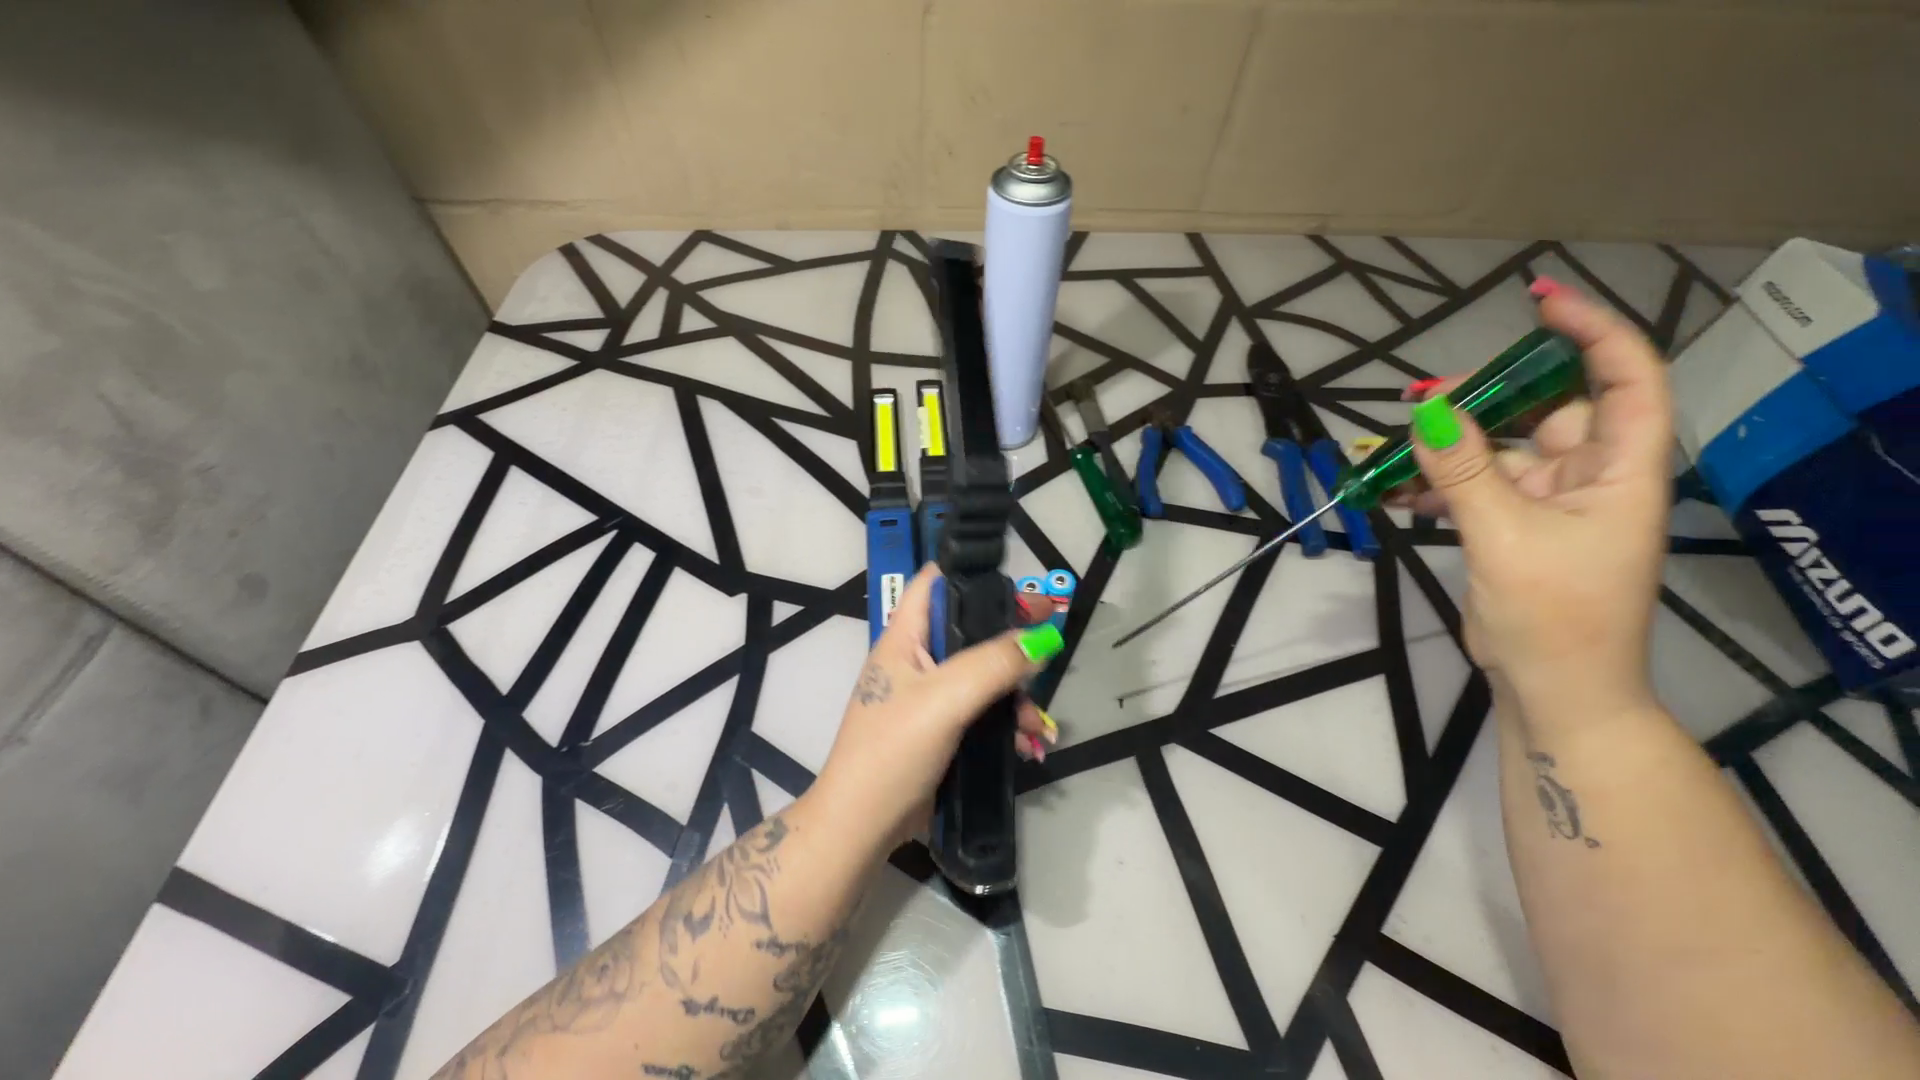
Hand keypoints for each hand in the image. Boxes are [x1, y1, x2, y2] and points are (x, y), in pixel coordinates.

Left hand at [811, 565, 1062, 848]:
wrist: (863, 827)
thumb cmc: (893, 752)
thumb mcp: (945, 699)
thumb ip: (994, 664)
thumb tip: (1042, 639)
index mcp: (904, 640)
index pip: (935, 584)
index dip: (975, 577)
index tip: (1021, 589)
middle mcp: (916, 663)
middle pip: (972, 634)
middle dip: (1012, 646)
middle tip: (1050, 649)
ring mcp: (929, 701)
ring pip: (984, 679)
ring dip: (1017, 697)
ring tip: (1037, 726)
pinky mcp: (941, 734)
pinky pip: (983, 716)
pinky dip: (1008, 726)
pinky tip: (1030, 746)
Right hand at [1401, 280, 1672, 729]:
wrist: (1553, 691)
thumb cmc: (1556, 616)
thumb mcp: (1505, 538)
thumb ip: (1465, 472)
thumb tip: (1426, 411)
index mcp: (1621, 470)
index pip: (1624, 378)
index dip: (1591, 332)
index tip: (1538, 303)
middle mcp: (1591, 475)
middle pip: (1545, 408)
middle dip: (1485, 397)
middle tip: (1422, 397)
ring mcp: (1550, 502)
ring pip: (1498, 450)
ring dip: (1448, 447)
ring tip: (1394, 448)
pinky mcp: (1514, 527)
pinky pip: (1474, 487)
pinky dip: (1436, 486)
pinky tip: (1396, 491)